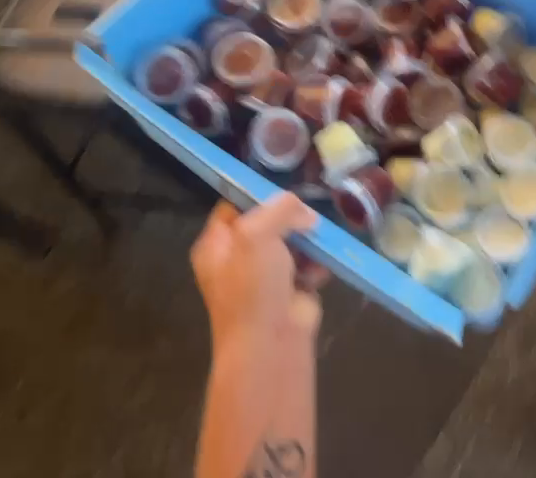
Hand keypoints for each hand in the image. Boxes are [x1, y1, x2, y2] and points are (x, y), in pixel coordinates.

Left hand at [191, 194, 326, 357]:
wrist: (270, 345)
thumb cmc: (252, 287)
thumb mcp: (257, 234)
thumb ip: (280, 209)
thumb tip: (306, 215)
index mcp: (216, 245)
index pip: (235, 204)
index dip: (258, 194)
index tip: (284, 191)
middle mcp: (237, 257)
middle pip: (268, 220)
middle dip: (290, 219)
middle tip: (307, 218)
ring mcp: (264, 275)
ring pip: (292, 240)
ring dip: (308, 241)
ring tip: (316, 245)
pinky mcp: (290, 288)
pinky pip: (308, 263)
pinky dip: (317, 264)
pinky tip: (319, 269)